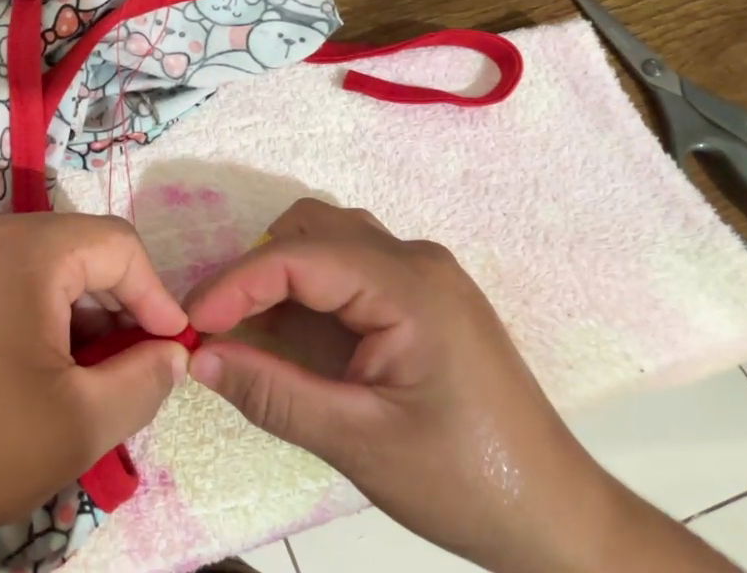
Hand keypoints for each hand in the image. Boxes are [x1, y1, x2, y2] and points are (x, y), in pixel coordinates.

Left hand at [0, 211, 190, 563]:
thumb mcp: (80, 423)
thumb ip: (145, 378)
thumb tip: (171, 352)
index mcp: (25, 248)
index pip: (118, 245)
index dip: (156, 296)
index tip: (172, 352)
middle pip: (80, 252)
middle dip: (116, 309)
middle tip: (131, 373)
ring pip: (44, 269)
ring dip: (76, 318)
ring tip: (84, 384)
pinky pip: (5, 282)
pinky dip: (37, 318)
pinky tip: (35, 376)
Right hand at [185, 199, 636, 572]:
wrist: (556, 516)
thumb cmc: (463, 480)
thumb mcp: (358, 442)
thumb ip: (272, 394)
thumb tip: (197, 358)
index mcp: (408, 287)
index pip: (298, 257)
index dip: (234, 284)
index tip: (189, 325)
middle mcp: (416, 261)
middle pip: (312, 230)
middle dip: (254, 270)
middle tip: (216, 325)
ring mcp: (424, 275)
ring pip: (329, 240)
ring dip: (279, 273)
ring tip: (246, 328)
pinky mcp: (424, 298)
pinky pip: (349, 268)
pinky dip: (307, 290)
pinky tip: (289, 334)